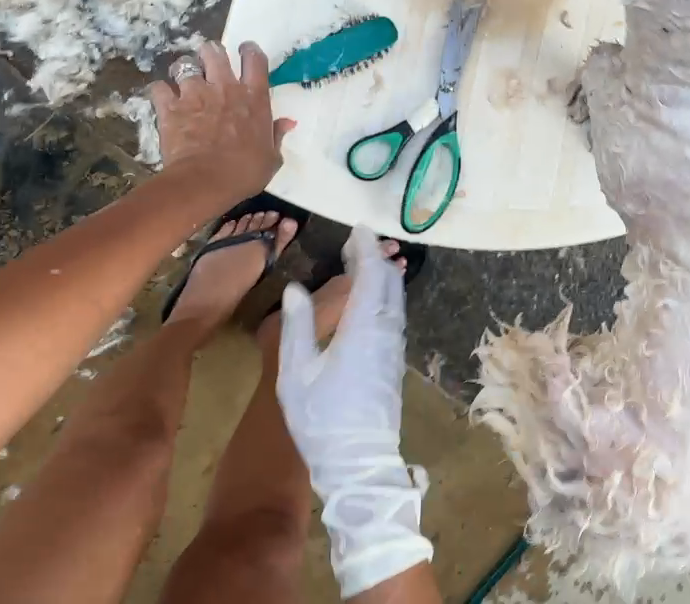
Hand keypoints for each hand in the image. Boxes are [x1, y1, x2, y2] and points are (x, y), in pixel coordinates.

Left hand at [147, 40, 294, 197]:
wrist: (205, 182)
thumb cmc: (245, 171)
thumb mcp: (271, 157)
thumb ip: (277, 135)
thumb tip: (288, 122)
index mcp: (254, 97)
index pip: (255, 59)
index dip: (250, 50)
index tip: (246, 52)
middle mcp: (225, 87)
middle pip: (215, 52)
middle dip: (211, 53)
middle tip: (210, 63)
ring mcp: (195, 94)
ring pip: (184, 64)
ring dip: (184, 70)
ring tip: (184, 79)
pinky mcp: (169, 107)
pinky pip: (159, 88)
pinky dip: (161, 91)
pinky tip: (164, 99)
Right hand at [278, 227, 431, 597]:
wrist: (359, 461)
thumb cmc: (321, 419)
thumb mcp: (296, 373)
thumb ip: (296, 326)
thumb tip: (294, 286)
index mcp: (363, 327)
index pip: (372, 273)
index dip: (366, 248)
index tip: (358, 228)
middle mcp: (386, 329)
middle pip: (388, 281)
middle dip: (375, 256)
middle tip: (355, 242)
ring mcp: (394, 345)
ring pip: (394, 297)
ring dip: (381, 275)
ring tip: (359, 263)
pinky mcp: (395, 359)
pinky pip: (393, 313)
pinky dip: (383, 294)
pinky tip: (367, 297)